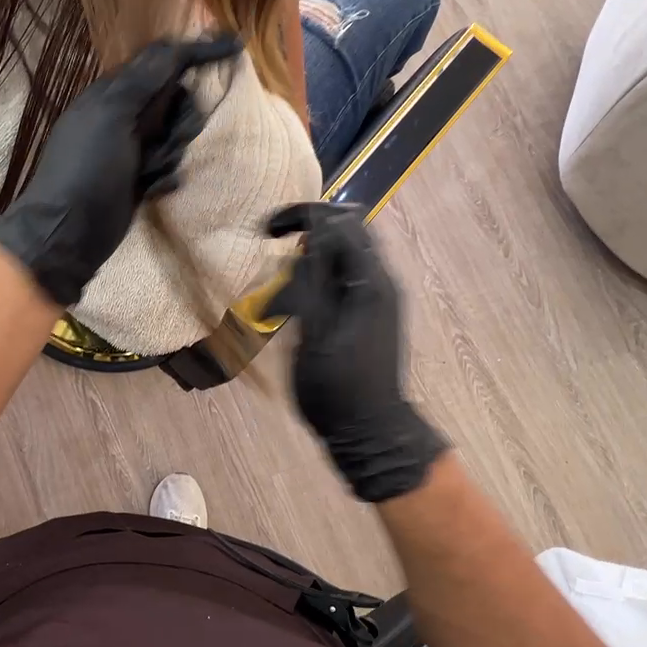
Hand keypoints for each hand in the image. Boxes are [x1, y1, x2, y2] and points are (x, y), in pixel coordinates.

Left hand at [0, 35, 242, 306]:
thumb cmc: (86, 167)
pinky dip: (165, 177)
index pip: (161, 60)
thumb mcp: (113, 112)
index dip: (194, 53)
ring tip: (148, 171)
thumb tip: (180, 45)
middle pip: (176, 100)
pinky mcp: (137, 181)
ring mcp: (130, 150)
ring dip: (170, 151)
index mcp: (112, 92)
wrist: (68, 232)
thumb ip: (146, 77)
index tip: (234, 46)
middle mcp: (123, 116)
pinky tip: (151, 188)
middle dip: (179, 118)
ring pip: (175, 135)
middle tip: (162, 140)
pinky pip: (169, 168)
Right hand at [263, 203, 445, 501]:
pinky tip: (298, 302)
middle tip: (275, 243)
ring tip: (281, 282)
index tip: (266, 230)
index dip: (301, 215)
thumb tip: (308, 235)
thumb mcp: (314, 332)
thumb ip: (311, 282)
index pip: (339, 222)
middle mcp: (380, 282)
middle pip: (349, 231)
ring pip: (346, 254)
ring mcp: (378, 299)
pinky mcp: (371, 314)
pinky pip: (345, 277)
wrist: (370, 430)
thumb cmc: (336, 387)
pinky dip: (319, 276)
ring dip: (312, 256)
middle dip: (309, 229)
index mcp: (369, 282)